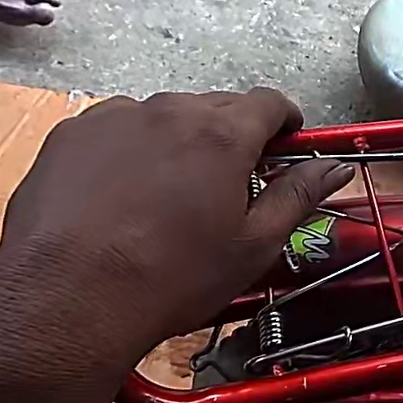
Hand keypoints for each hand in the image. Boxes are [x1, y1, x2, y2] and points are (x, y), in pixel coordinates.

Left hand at [0, 89, 353, 394]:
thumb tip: (335, 167)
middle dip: (232, 136)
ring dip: (178, 142)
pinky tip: (119, 194)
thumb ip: (298, 196)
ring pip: (164, 117)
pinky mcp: (71, 134)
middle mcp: (169, 110)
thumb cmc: (171, 279)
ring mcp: (114, 117)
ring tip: (166, 194)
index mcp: (222, 135)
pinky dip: (130, 149)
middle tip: (227, 182)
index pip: (269, 102)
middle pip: (216, 107)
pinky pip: (116, 130)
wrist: (67, 301)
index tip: (284, 143)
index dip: (285, 120)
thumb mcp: (251, 246)